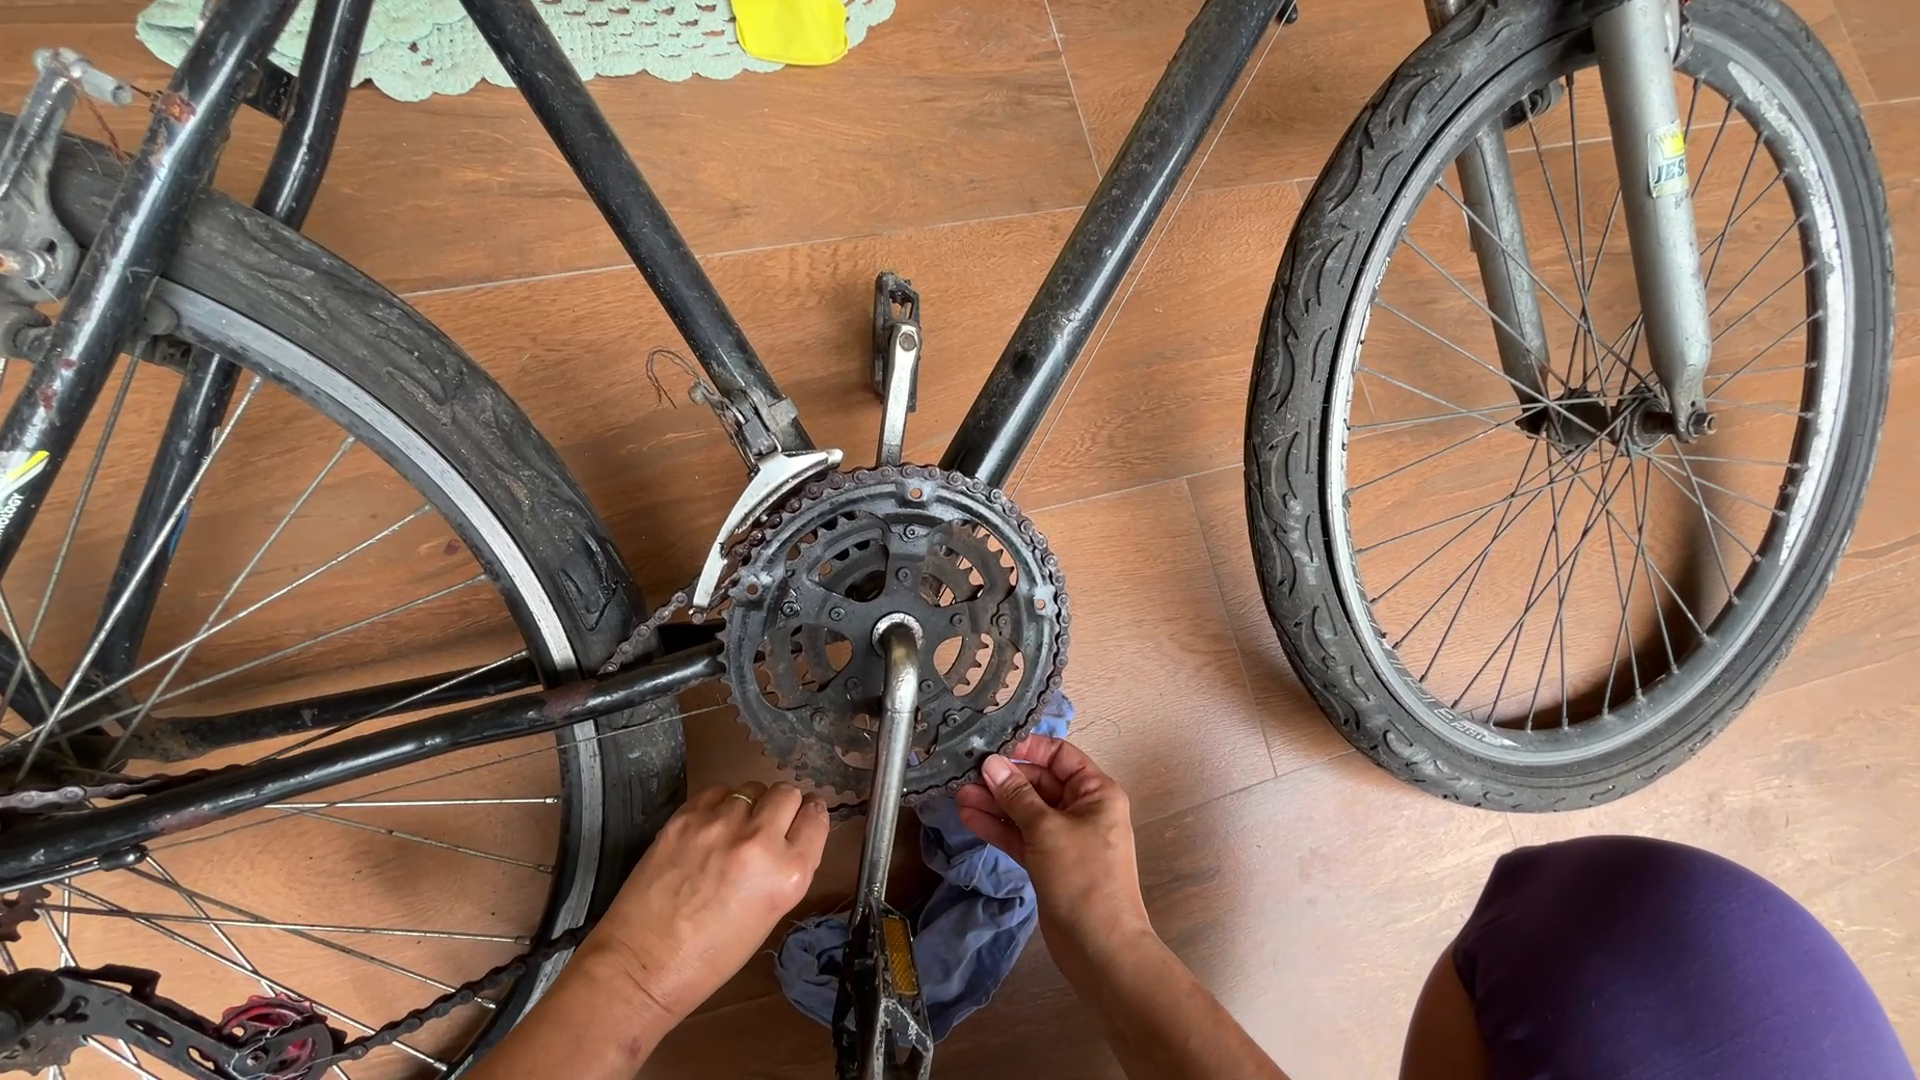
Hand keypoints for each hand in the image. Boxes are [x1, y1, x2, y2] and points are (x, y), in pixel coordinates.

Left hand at [579, 780, 828, 1023]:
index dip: (811, 815)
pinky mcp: (686, 817)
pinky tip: (709, 828)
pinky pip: (718, 791)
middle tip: (767, 824)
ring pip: (753, 787)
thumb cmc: (711, 955)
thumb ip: (786, 867)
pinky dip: (719, 804)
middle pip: (788, 793)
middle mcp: (760, 842)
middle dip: (782, 805)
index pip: (817, 817)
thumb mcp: (770, 913)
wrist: (643, 965)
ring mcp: (721, 825)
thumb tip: (791, 832)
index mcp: (788, 874)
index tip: (803, 818)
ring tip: (733, 829)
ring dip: (750, 804)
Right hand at [956, 735, 1151, 955]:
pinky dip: (997, 826)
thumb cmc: (1082, 877)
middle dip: (1003, 778)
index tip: (994, 747)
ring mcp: (1063, 836)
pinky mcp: (1047, 861)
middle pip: (1038, 782)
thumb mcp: (1046, 829)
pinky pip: (1020, 834)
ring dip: (994, 802)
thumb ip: (1016, 795)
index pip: (1060, 755)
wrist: (1099, 948)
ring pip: (1024, 810)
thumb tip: (991, 763)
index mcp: (1095, 792)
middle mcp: (1081, 809)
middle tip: (967, 773)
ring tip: (959, 794)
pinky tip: (969, 816)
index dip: (1028, 748)